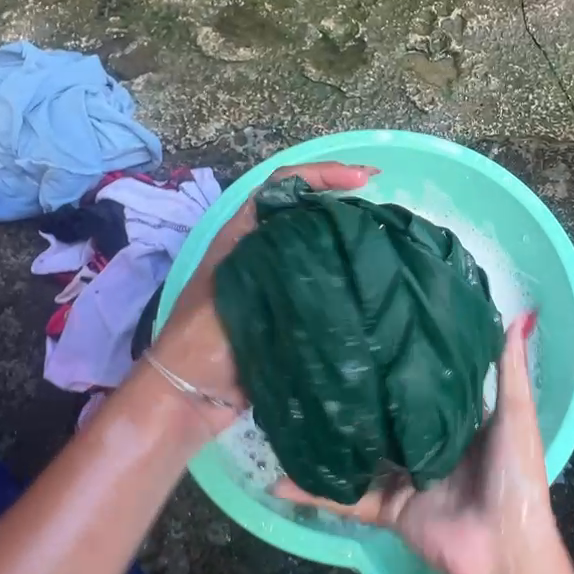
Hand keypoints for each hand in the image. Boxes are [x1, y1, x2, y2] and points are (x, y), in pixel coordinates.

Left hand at [147, 162, 378, 431]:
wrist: (189, 398)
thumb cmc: (201, 341)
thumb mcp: (235, 290)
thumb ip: (275, 267)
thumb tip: (334, 251)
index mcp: (244, 235)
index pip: (284, 186)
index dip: (322, 174)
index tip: (363, 179)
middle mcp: (263, 251)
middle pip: (307, 211)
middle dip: (344, 200)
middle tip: (384, 206)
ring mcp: (278, 281)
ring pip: (320, 245)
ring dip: (348, 236)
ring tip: (385, 237)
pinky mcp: (291, 311)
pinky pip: (325, 283)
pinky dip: (348, 273)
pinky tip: (373, 277)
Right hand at [275, 313, 554, 573]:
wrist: (505, 550)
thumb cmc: (514, 475)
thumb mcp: (517, 415)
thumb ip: (509, 370)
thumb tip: (520, 313)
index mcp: (462, 426)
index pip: (430, 387)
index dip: (408, 362)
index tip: (379, 329)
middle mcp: (430, 449)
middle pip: (390, 420)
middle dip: (364, 398)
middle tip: (327, 360)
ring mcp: (407, 479)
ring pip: (362, 456)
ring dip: (333, 440)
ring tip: (295, 408)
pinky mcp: (389, 509)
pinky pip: (348, 499)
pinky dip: (315, 493)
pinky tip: (279, 477)